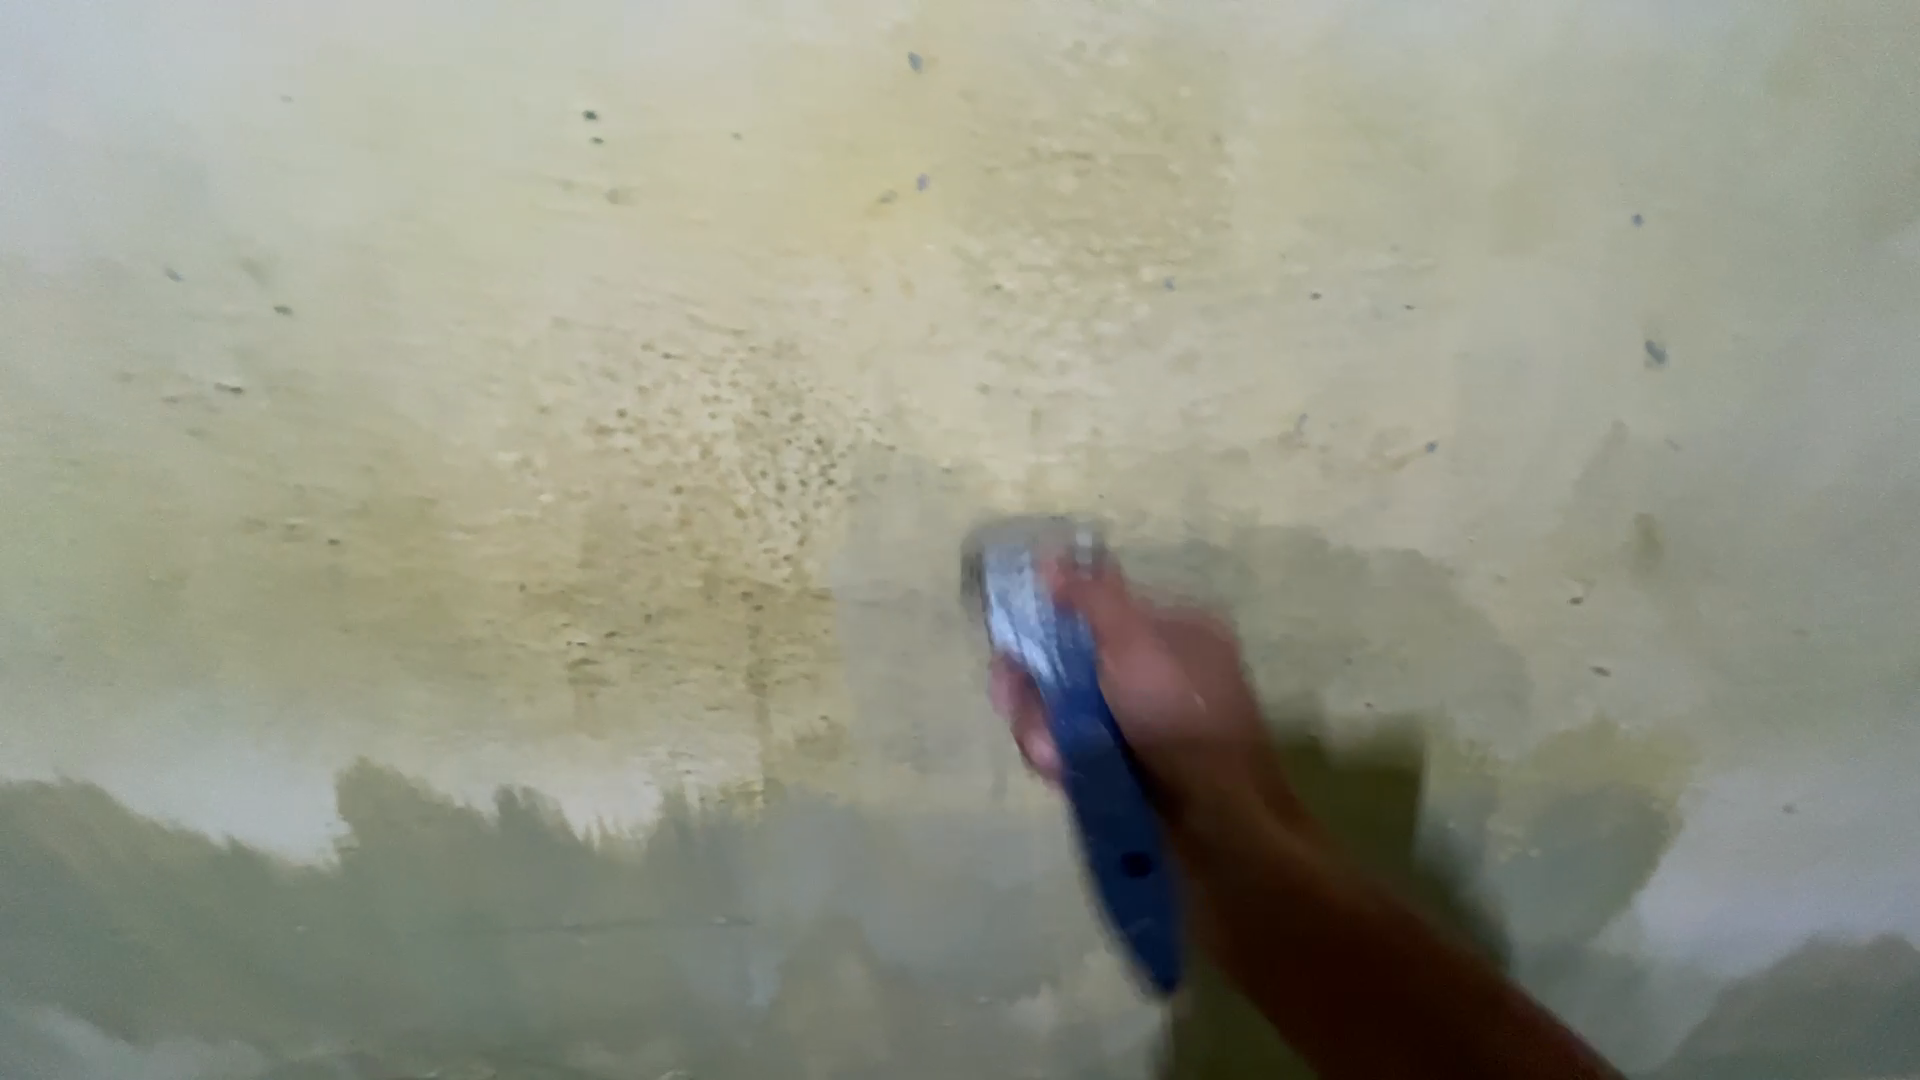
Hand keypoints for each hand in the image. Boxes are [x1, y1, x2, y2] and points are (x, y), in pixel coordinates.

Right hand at [986, 555, 1307, 830]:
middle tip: (1012, 697)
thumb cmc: (1180, 721)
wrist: (1220, 832)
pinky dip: (1059, 756)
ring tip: (1050, 752)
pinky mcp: (1123, 766)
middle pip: (1069, 658)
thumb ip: (1091, 598)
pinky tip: (1060, 771)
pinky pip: (1072, 747)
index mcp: (1172, 631)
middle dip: (1034, 681)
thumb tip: (1051, 558)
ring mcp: (1138, 723)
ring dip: (1042, 725)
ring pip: (1062, 708)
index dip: (1049, 617)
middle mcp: (1154, 672)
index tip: (1013, 634)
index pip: (1096, 606)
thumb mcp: (1136, 644)